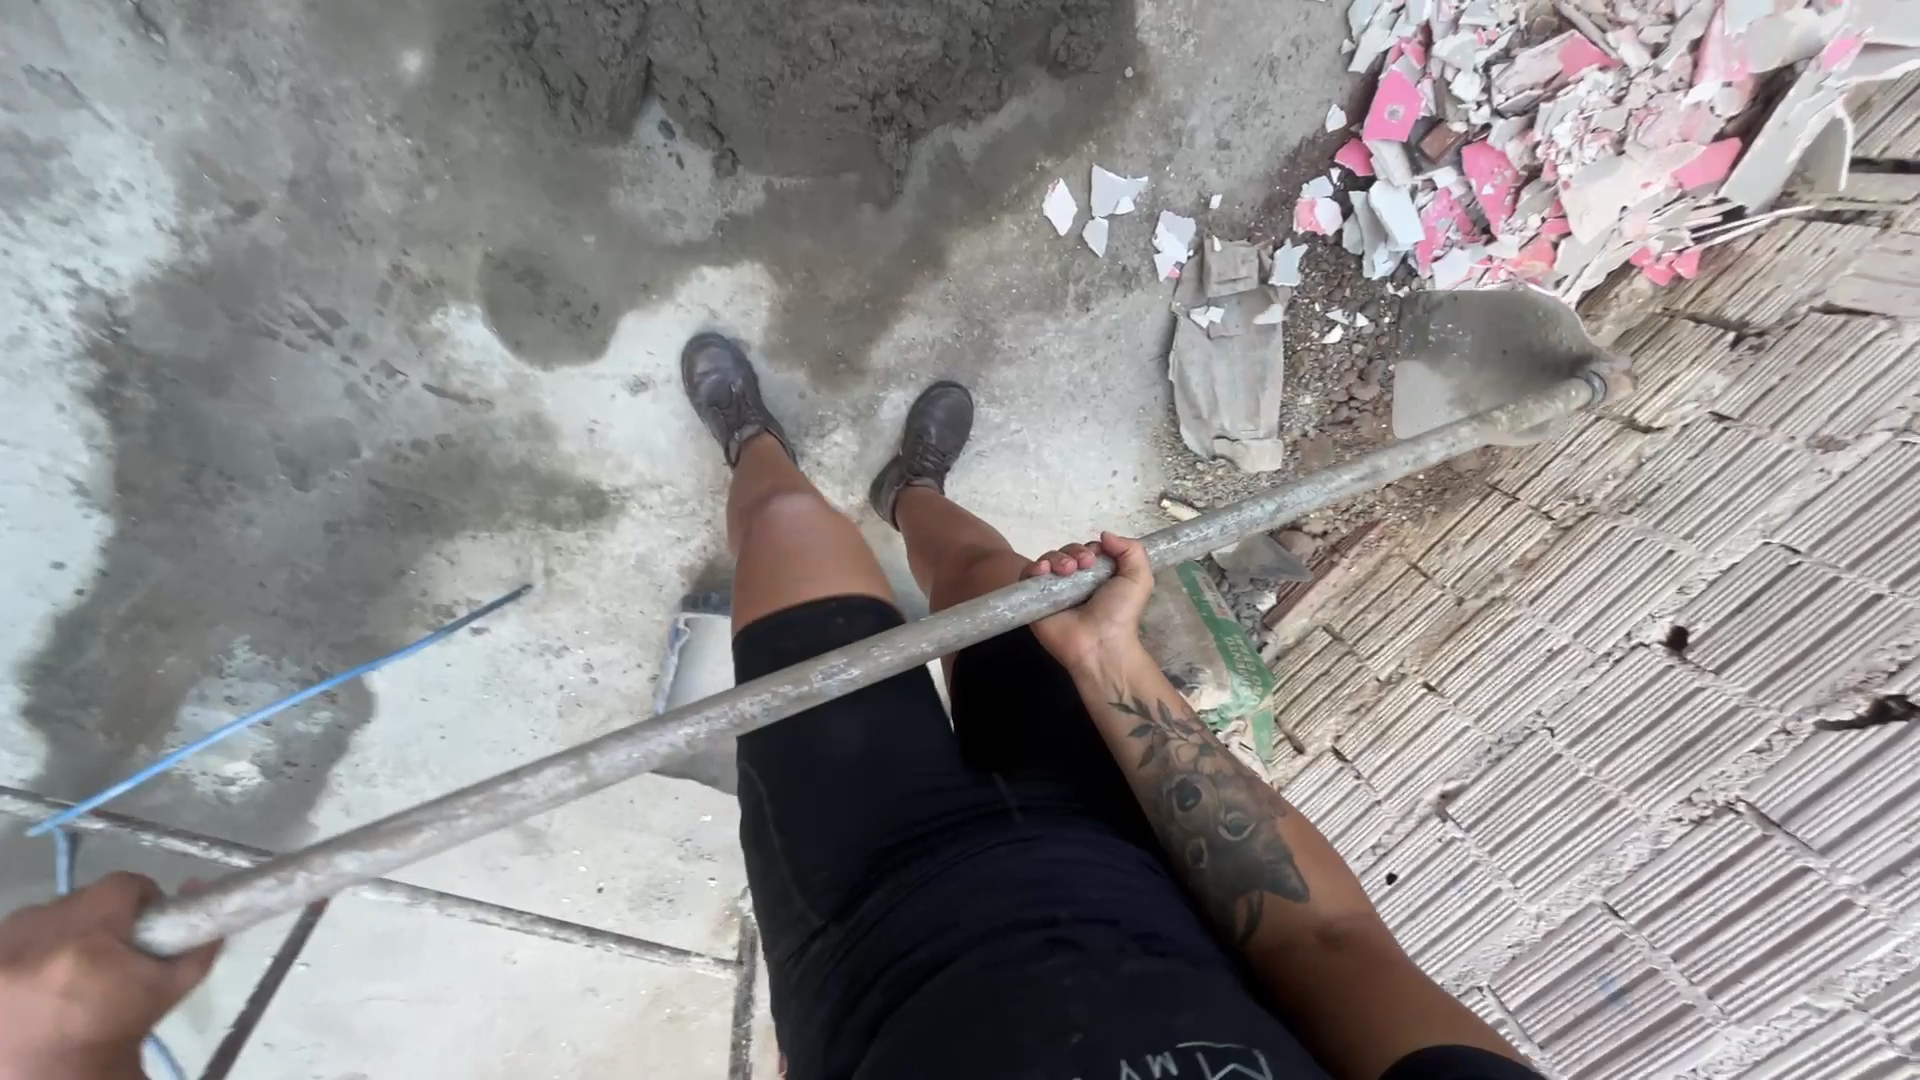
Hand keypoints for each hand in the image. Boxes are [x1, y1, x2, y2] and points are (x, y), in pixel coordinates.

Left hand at [0, 873, 220, 1079]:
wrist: (56, 1072)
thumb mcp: (178, 981)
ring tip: (68, 958)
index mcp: (85, 941)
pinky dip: (25, 947)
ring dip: (56, 929)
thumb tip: (198, 883)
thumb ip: (202, 932)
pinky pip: (8, 939)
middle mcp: (30, 945)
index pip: (117, 885)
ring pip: (34, 918)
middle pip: (74, 900)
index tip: (144, 918)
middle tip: (109, 942)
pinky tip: (37, 972)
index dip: (138, 895)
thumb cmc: (120, 1023)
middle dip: (97, 915)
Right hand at [1024, 531, 1154, 674]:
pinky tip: (1044, 571)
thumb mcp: (1139, 578)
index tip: (1095, 558)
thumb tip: (1104, 534)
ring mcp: (1052, 590)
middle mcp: (1073, 581)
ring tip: (1066, 572)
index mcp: (1096, 575)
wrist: (1100, 643)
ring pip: (1047, 559)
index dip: (1090, 548)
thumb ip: (1131, 549)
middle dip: (1074, 552)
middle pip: (1066, 552)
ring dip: (1056, 558)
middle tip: (1083, 565)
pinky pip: (1027, 574)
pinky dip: (1034, 568)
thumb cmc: (1120, 612)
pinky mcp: (1033, 599)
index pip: (1086, 550)